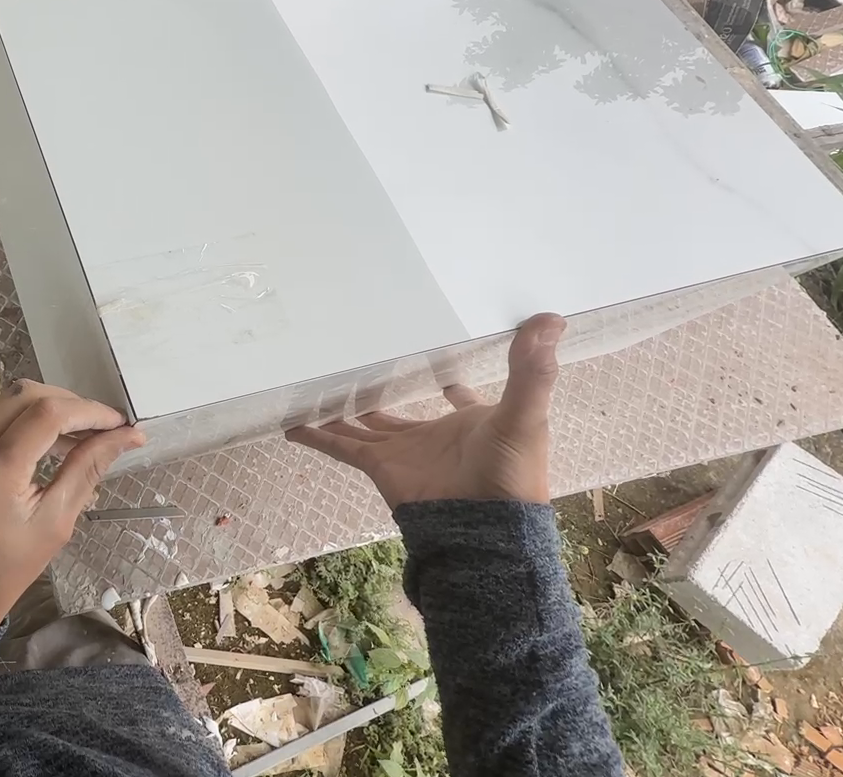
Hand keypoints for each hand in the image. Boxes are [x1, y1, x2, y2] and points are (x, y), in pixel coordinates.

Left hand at [0, 381, 145, 622]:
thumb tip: (126, 435)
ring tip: (80, 435)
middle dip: (69, 402)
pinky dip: (27, 419)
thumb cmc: (9, 566)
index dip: (88, 411)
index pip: (46, 414)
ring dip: (48, 408)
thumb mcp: (57, 522)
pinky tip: (51, 441)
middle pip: (25, 394)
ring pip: (9, 400)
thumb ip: (87, 468)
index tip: (118, 423)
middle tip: (100, 426)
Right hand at [286, 313, 565, 507]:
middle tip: (354, 368)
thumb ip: (531, 370)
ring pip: (363, 425)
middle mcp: (433, 436)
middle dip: (379, 392)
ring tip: (313, 391)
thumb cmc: (509, 471)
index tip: (434, 360)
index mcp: (471, 423)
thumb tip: (550, 317)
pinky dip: (315, 437)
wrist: (482, 526)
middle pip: (398, 412)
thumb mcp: (525, 415)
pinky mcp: (378, 465)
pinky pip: (339, 447)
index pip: (460, 398)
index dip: (450, 382)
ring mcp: (402, 451)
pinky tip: (292, 425)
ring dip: (340, 411)